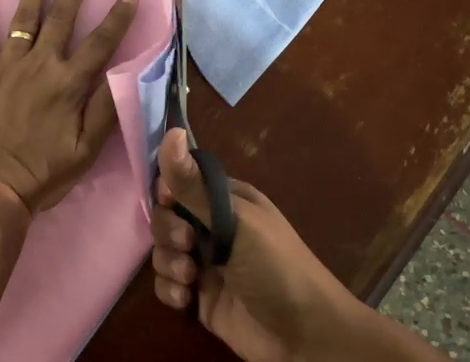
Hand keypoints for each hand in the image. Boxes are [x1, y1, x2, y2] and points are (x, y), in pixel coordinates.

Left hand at [0, 0, 138, 213]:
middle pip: (62, 17)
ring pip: (25, 16)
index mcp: (69, 84)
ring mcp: (8, 63)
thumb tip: (124, 72)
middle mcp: (41, 64)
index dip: (117, 16)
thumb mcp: (86, 150)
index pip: (100, 43)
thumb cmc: (42, 172)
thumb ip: (105, 110)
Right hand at [150, 129, 368, 361]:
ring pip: (162, 249)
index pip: (180, 180)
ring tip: (190, 279)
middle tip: (188, 245)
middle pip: (166, 215)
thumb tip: (172, 131)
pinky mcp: (198, 297)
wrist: (306, 338)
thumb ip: (195, 185)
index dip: (168, 189)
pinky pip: (165, 284)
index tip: (170, 200)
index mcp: (224, 201)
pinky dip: (169, 289)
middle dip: (168, 230)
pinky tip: (186, 299)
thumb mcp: (235, 221)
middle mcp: (211, 227)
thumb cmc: (276, 266)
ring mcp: (204, 263)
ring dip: (168, 262)